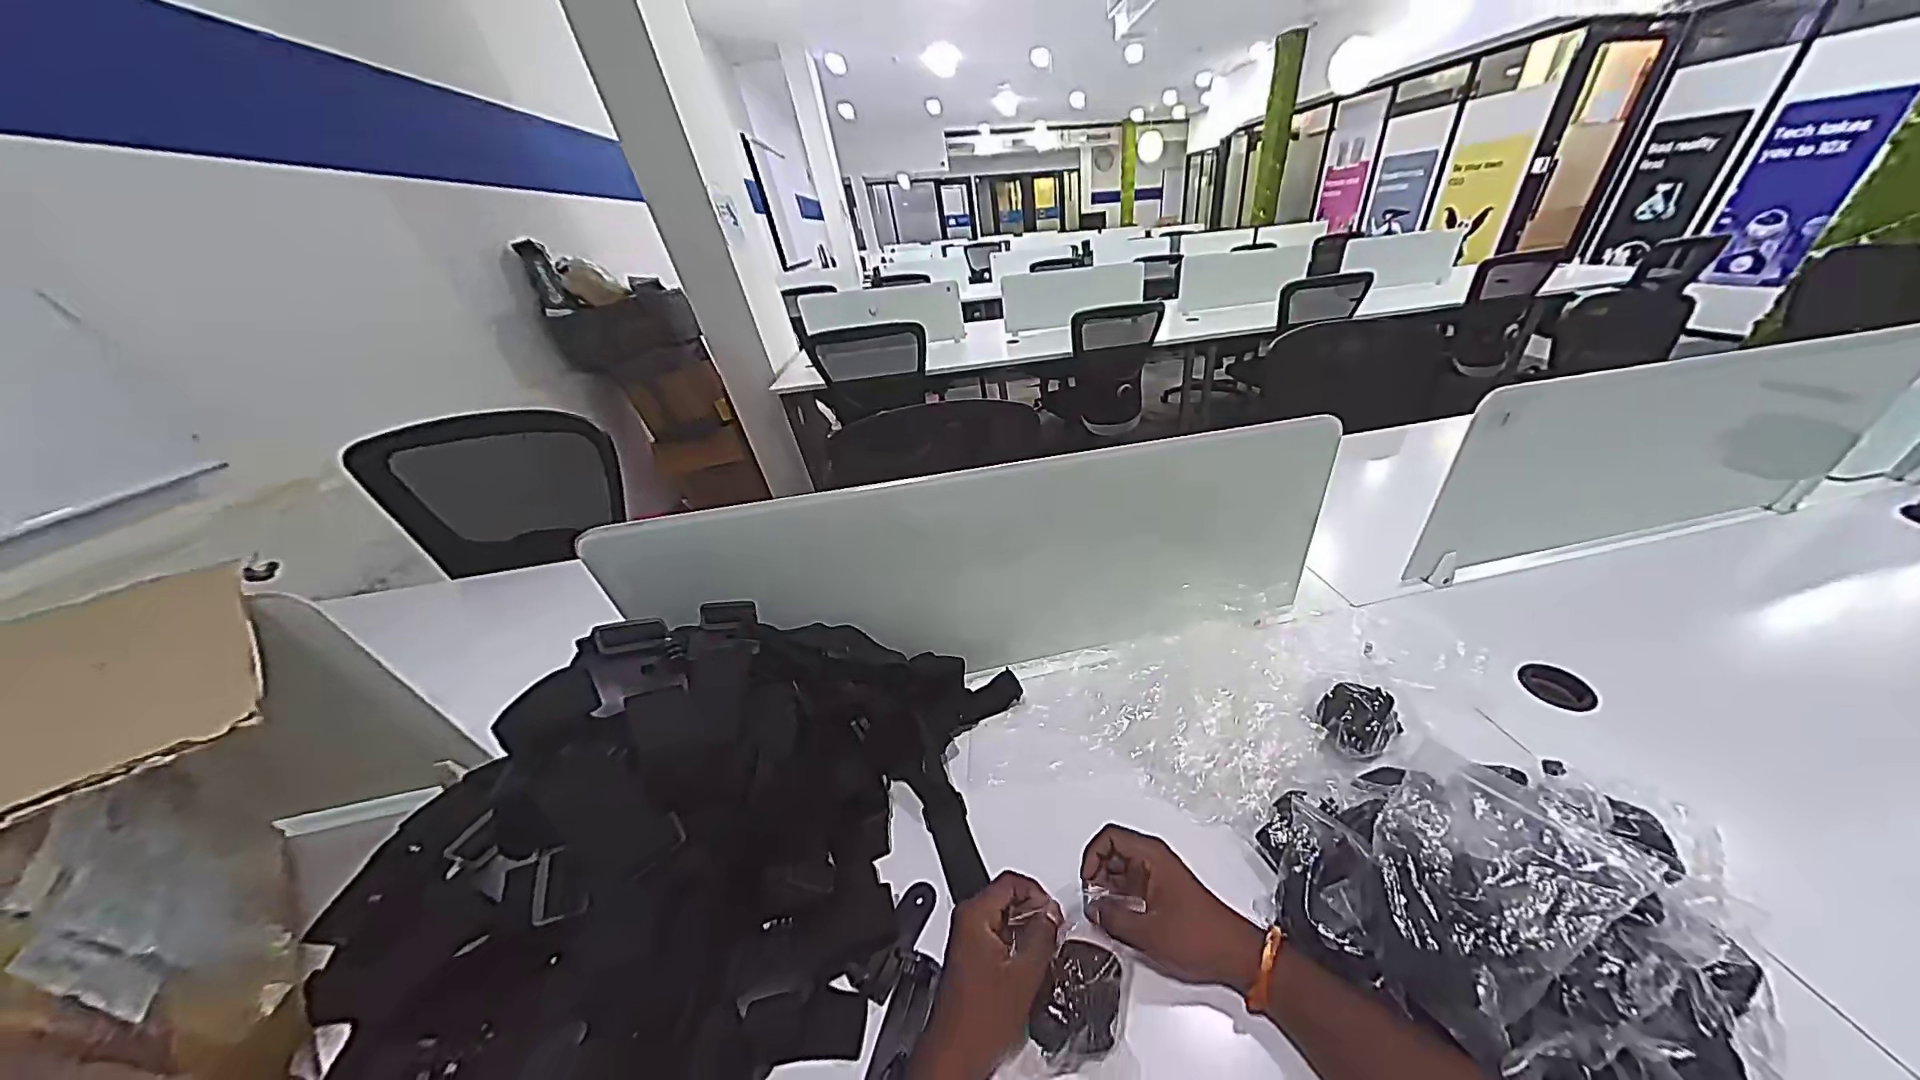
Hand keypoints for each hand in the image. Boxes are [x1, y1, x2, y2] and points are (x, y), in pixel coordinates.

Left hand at [912, 871, 1063, 1079]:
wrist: (957, 1054)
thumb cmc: (978, 1020)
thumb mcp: (1024, 973)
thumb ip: (1043, 935)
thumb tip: (1052, 913)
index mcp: (974, 915)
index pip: (1011, 881)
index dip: (1037, 893)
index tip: (1053, 912)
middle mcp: (967, 921)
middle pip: (1007, 898)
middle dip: (1034, 913)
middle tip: (1052, 932)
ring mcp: (968, 939)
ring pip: (1005, 918)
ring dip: (1027, 931)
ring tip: (1043, 953)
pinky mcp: (972, 956)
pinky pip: (999, 937)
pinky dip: (1017, 946)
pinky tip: (1028, 968)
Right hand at [1081, 824, 1264, 992]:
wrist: (1236, 956)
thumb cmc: (1204, 938)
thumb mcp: (1147, 932)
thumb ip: (1112, 918)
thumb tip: (1093, 910)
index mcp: (1152, 855)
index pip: (1110, 836)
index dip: (1092, 856)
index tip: (1087, 881)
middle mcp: (1155, 859)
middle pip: (1113, 850)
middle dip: (1097, 872)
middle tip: (1092, 898)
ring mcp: (1159, 875)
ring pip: (1121, 869)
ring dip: (1107, 887)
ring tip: (1103, 912)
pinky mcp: (1162, 892)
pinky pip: (1131, 885)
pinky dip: (1119, 897)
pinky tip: (1117, 918)